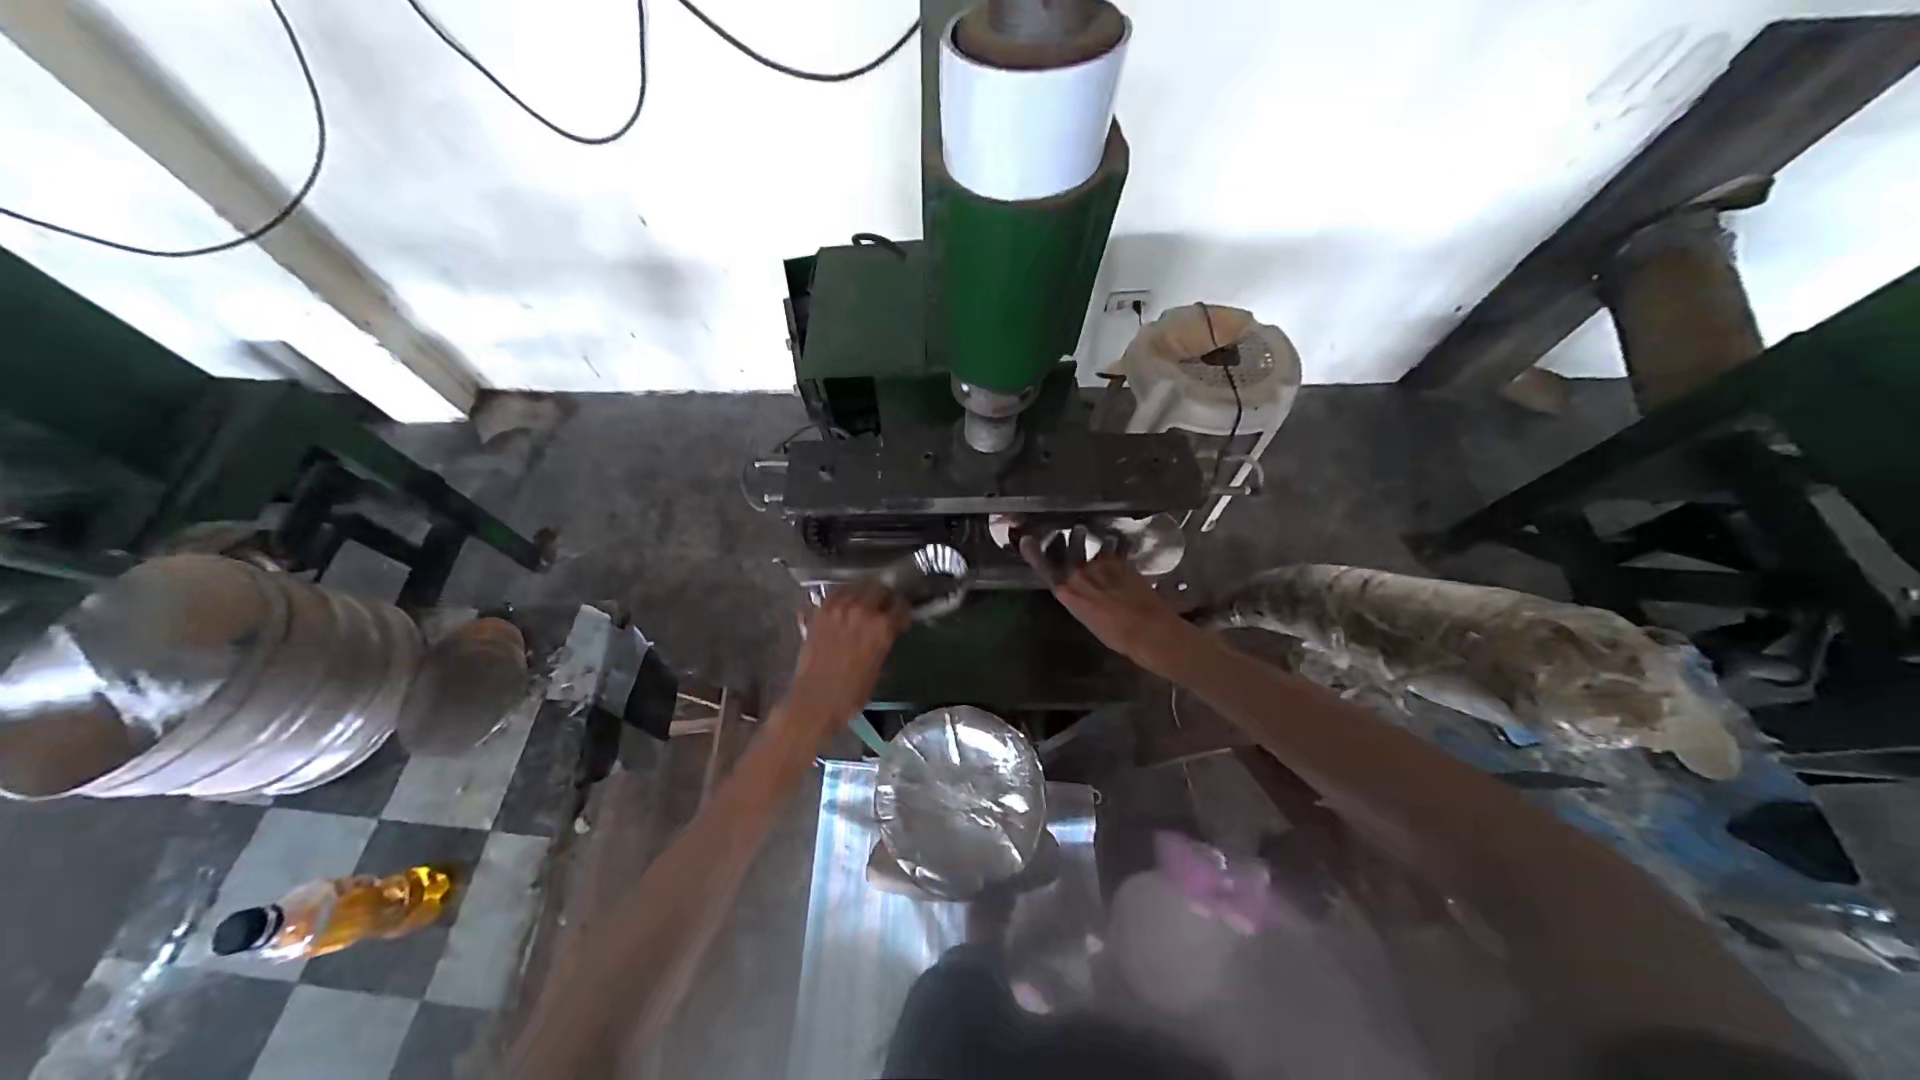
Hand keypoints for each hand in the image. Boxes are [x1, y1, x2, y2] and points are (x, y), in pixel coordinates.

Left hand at [786, 583, 908, 733]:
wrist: (815, 700)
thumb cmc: (851, 693)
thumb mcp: (879, 667)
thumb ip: (884, 641)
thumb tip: (886, 631)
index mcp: (882, 627)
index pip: (900, 606)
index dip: (903, 610)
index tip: (902, 614)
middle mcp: (862, 611)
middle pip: (879, 589)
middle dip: (885, 597)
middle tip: (885, 605)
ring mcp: (838, 608)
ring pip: (857, 586)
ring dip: (864, 592)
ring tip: (865, 601)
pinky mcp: (821, 611)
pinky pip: (836, 593)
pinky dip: (844, 595)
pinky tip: (845, 603)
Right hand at [1019, 538, 1197, 676]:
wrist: (1147, 629)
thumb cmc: (1116, 635)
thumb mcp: (1088, 620)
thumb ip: (1080, 599)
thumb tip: (1082, 590)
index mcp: (1067, 593)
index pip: (1044, 567)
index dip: (1034, 553)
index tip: (1028, 540)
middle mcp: (1080, 574)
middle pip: (1070, 548)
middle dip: (1071, 539)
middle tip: (1074, 533)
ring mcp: (1102, 564)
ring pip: (1095, 546)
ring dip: (1096, 541)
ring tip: (1099, 537)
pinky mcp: (1123, 560)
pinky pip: (1117, 546)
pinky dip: (1118, 545)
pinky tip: (1121, 544)